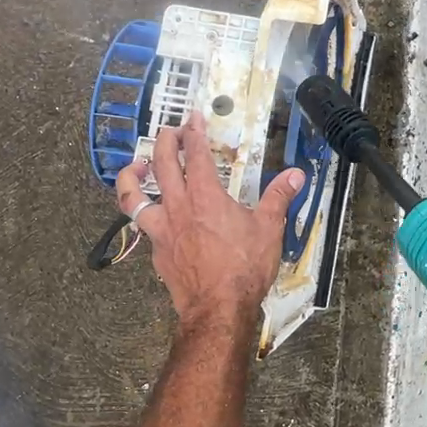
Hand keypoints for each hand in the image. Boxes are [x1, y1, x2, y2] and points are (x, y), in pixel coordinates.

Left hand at [114, 110, 304, 327]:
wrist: (218, 308)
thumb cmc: (244, 268)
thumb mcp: (269, 228)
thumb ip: (278, 197)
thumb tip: (294, 175)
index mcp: (206, 197)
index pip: (196, 155)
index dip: (194, 133)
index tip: (193, 118)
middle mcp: (178, 208)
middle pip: (162, 165)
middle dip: (165, 142)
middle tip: (170, 131)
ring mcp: (162, 231)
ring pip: (134, 197)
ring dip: (132, 177)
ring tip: (137, 166)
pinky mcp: (157, 252)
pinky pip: (144, 226)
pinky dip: (146, 214)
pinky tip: (154, 216)